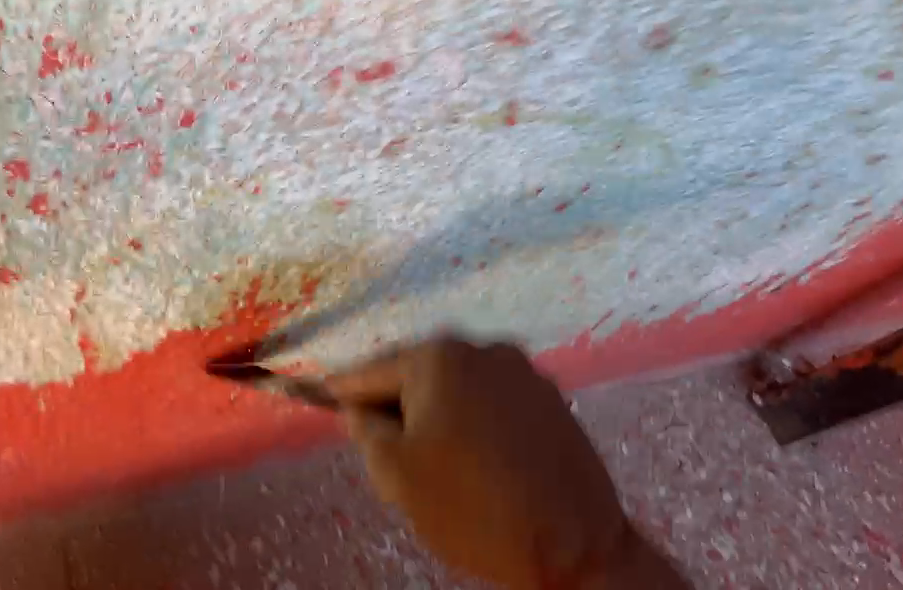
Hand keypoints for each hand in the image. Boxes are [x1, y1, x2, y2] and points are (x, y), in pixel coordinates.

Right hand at [327, 337, 688, 588]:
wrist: (580, 554)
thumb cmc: (473, 509)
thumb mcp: (396, 473)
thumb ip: (364, 429)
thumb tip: (359, 407)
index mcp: (437, 356)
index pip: (373, 371)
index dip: (346, 390)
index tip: (322, 394)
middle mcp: (481, 348)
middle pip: (417, 374)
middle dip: (399, 406)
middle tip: (389, 450)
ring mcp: (522, 371)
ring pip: (457, 386)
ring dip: (439, 412)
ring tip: (437, 461)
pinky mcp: (552, 399)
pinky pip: (493, 400)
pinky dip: (476, 420)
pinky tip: (477, 459)